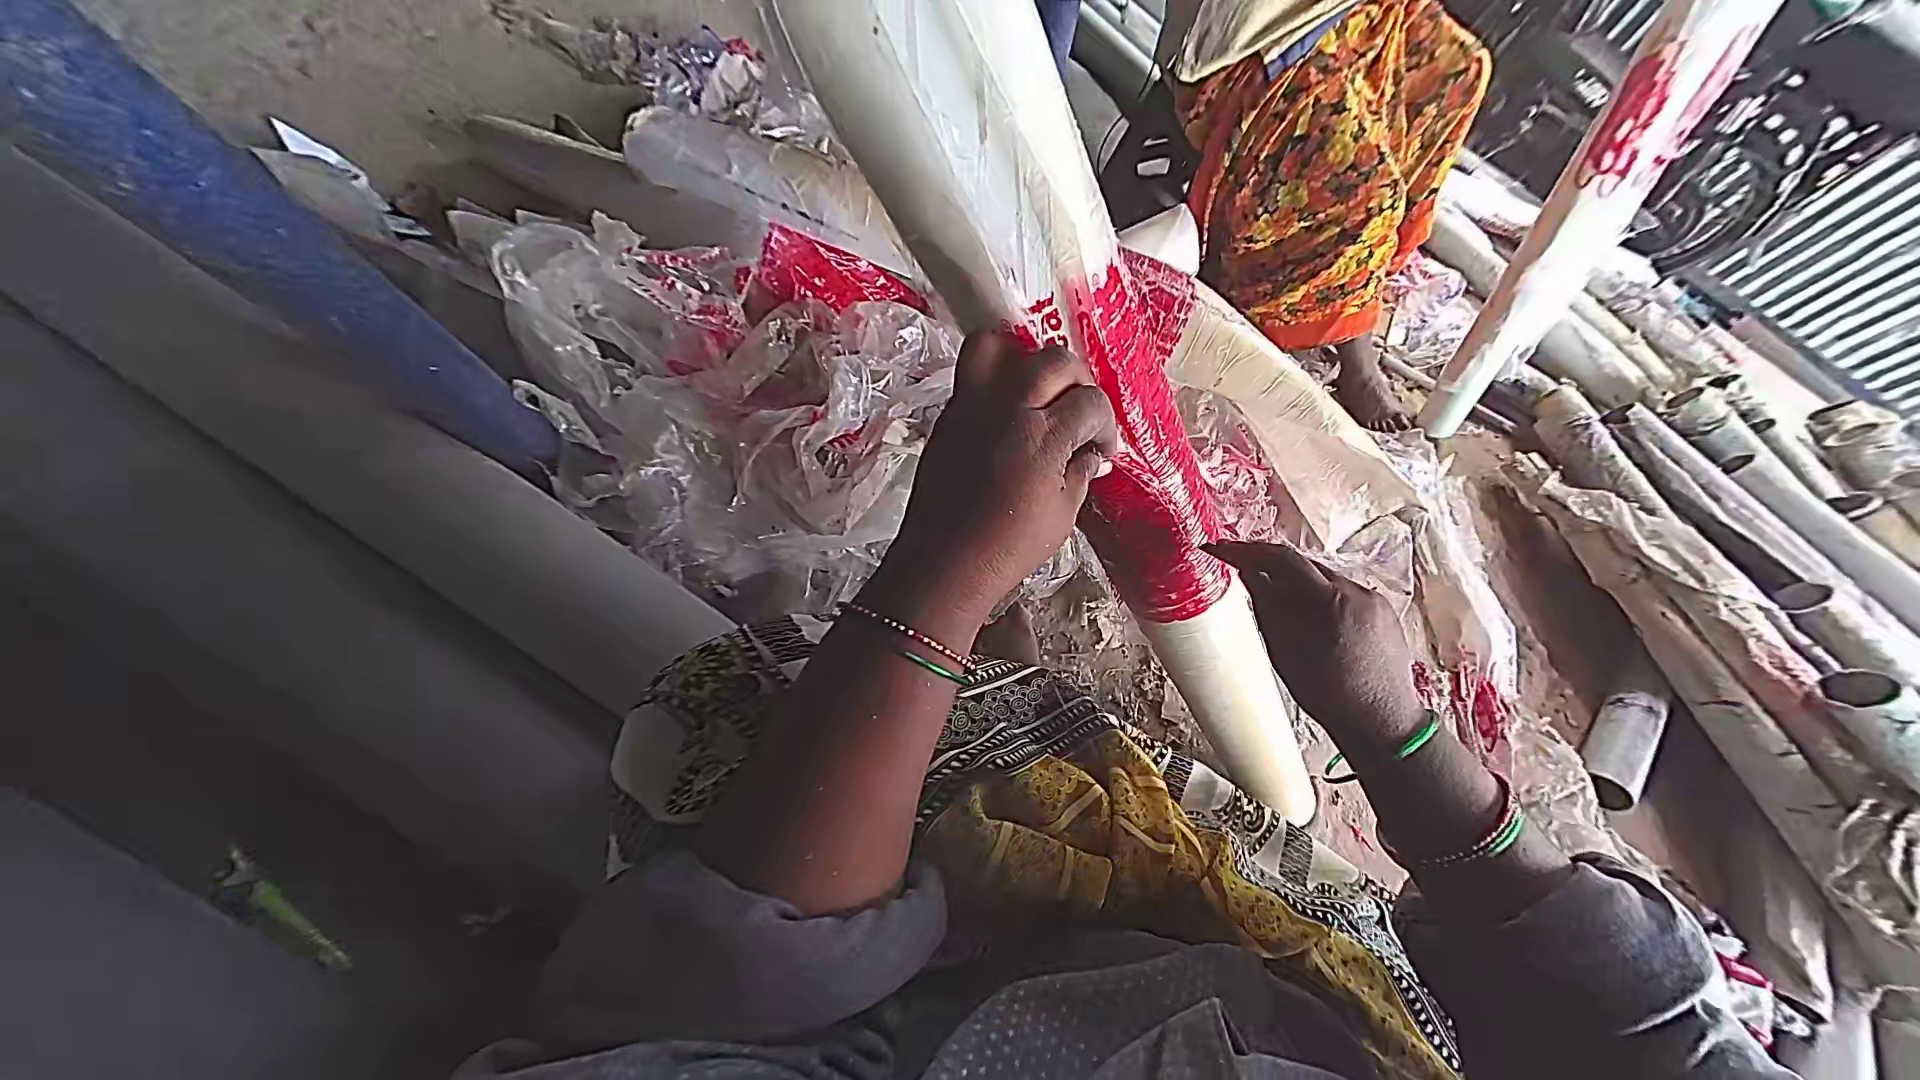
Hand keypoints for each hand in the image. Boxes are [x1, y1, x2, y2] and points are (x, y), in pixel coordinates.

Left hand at [872, 333, 1117, 626]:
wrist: (944, 562)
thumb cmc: (1005, 548)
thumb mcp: (1062, 515)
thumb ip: (1080, 473)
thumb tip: (1090, 454)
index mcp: (1042, 436)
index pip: (1090, 402)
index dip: (1105, 424)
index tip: (1101, 446)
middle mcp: (1006, 408)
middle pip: (1055, 361)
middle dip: (1078, 382)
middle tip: (1079, 411)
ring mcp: (971, 406)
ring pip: (1001, 347)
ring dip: (1029, 363)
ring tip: (1038, 394)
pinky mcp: (948, 415)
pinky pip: (971, 372)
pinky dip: (996, 379)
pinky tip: (1009, 412)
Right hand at [1206, 541, 1423, 753]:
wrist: (1380, 720)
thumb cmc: (1326, 692)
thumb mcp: (1283, 648)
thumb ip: (1266, 604)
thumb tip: (1248, 572)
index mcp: (1327, 599)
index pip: (1281, 557)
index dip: (1245, 550)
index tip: (1218, 548)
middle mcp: (1355, 590)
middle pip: (1302, 564)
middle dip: (1268, 562)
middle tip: (1237, 565)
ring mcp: (1372, 598)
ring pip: (1322, 578)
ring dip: (1294, 582)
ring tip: (1271, 594)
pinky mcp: (1382, 610)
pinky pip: (1342, 592)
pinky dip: (1318, 596)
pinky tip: (1307, 615)